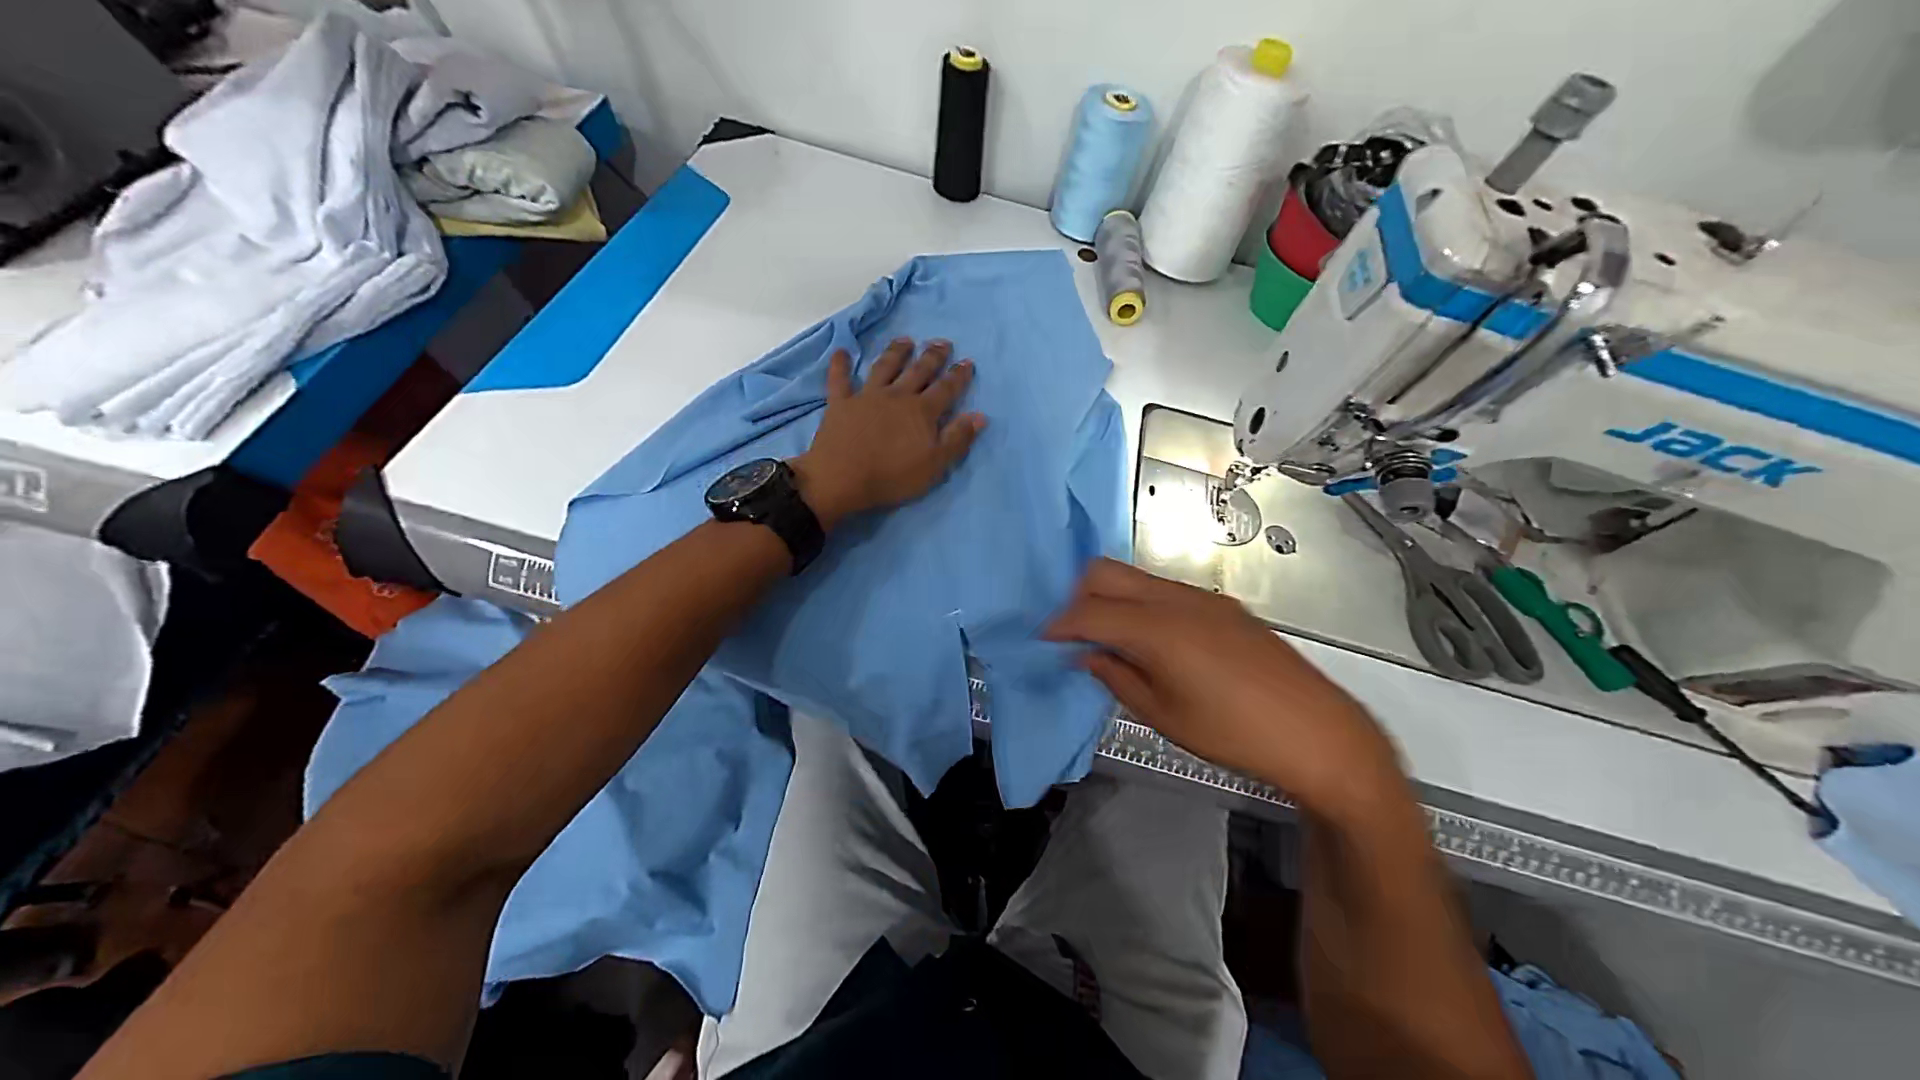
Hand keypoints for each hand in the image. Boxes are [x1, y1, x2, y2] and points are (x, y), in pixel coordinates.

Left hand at [789, 339, 985, 528]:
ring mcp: (867, 396)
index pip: (946, 389)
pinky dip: (840, 365)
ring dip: (896, 352)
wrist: (842, 478)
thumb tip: (979, 415)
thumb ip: (957, 439)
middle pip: (918, 371)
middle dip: (932, 356)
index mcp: (922, 411)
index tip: (967, 362)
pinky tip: (841, 352)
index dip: (958, 375)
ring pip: (884, 367)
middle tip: (941, 342)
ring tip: (905, 340)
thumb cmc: (892, 476)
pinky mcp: (841, 403)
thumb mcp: (934, 465)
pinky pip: (840, 379)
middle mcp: (897, 396)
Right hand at [1046, 558, 1405, 821]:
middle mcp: (1176, 599)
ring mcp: (1203, 598)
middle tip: (1072, 634)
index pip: (1089, 611)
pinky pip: (1164, 590)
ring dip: (1110, 598)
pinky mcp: (1223, 607)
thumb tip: (1088, 655)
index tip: (1044, 639)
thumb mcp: (1164, 715)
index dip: (1060, 624)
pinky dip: (1140, 604)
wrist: (1317, 732)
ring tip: (1108, 640)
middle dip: (1078, 597)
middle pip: (1106, 573)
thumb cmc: (1234, 733)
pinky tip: (1149, 641)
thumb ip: (1117, 678)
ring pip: (1136, 578)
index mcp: (1156, 628)